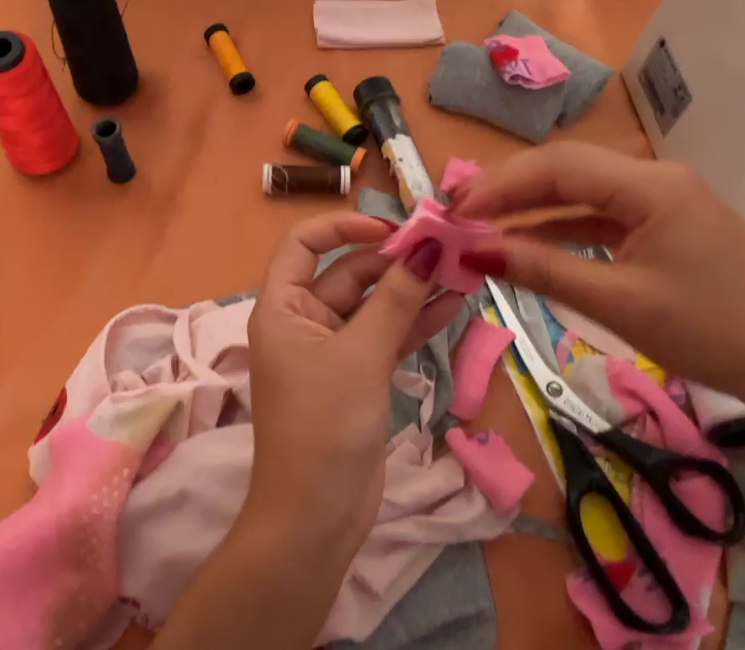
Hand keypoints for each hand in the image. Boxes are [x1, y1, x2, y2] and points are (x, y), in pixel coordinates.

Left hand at [244, 211, 458, 554]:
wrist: (316, 517)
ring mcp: (332, 351)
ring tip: (462, 268)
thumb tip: (429, 246)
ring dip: (414, 289)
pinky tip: (455, 303)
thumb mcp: (361, 355)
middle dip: (396, 260)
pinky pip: (387, 336)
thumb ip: (397, 299)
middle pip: (349, 273)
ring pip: (375, 305)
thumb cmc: (324, 425)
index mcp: (282, 306)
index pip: (304, 244)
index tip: (392, 227)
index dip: (344, 227)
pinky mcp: (359, 377)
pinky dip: (417, 322)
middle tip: (448, 246)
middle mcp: (303, 321)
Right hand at [452, 142, 744, 412]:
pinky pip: (603, 219)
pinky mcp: (669, 230)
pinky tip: (531, 246)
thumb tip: (471, 249)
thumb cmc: (712, 333)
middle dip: (510, 191)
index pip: (557, 166)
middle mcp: (656, 180)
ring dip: (533, 211)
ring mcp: (665, 204)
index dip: (500, 185)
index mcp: (650, 185)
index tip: (454, 212)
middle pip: (567, 171)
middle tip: (457, 216)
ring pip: (583, 194)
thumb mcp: (619, 303)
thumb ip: (541, 270)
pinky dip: (563, 231)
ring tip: (481, 228)